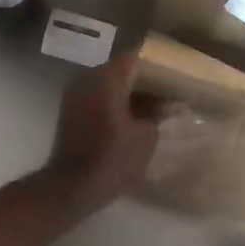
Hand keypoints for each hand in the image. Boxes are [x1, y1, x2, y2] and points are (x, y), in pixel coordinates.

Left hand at [47, 55, 160, 211]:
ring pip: (108, 85)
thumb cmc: (112, 159)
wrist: (72, 187)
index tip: (174, 75)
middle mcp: (87, 78)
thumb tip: (167, 104)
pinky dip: (115, 105)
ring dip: (129, 94)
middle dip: (144, 81)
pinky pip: (97, 99)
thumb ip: (158, 114)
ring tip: (153, 108)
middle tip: (168, 93)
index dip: (157, 66)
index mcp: (107, 78)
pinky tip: (133, 120)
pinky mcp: (70, 113)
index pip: (136, 57)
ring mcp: (75, 95)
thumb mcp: (147, 136)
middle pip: (121, 70)